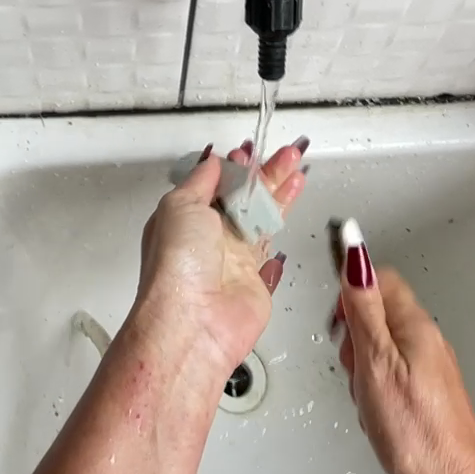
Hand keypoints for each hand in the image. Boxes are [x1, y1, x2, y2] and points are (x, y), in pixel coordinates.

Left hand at [126, 142, 306, 380]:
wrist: (194, 323)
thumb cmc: (177, 266)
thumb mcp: (180, 205)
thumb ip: (201, 180)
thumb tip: (211, 160)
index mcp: (186, 215)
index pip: (215, 183)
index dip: (234, 166)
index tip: (250, 150)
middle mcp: (209, 235)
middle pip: (244, 196)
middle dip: (267, 173)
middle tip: (288, 154)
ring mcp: (233, 256)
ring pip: (261, 214)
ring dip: (279, 191)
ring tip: (297, 167)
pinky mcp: (256, 277)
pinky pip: (271, 244)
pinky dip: (282, 223)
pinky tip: (290, 203)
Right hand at [339, 228, 474, 473]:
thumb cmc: (418, 435)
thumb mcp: (375, 361)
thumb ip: (362, 307)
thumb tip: (355, 253)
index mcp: (417, 325)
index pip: (380, 275)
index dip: (352, 287)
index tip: (336, 312)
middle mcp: (428, 340)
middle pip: (378, 310)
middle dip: (354, 332)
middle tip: (352, 360)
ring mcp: (430, 368)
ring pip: (381, 344)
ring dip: (362, 363)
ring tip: (365, 391)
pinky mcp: (428, 394)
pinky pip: (390, 372)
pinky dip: (375, 386)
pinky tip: (376, 409)